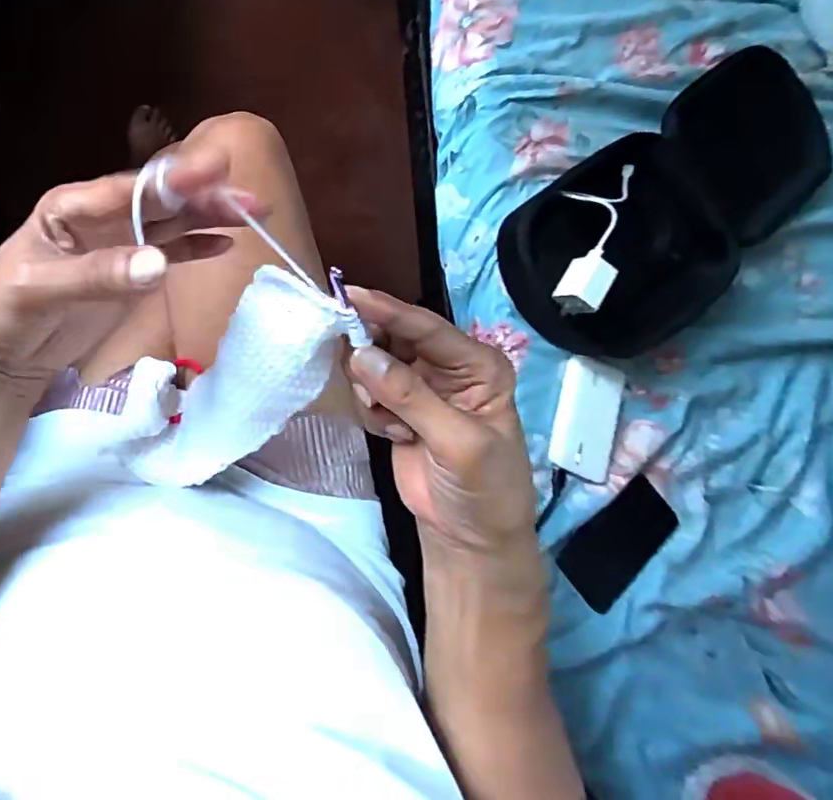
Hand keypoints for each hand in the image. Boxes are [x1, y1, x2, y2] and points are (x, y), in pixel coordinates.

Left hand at [0, 151, 265, 407]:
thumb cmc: (2, 313)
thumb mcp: (38, 290)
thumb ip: (96, 275)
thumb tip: (157, 263)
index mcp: (69, 208)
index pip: (126, 189)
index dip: (170, 181)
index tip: (214, 170)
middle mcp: (98, 218)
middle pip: (157, 202)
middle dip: (201, 197)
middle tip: (249, 199)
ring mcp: (115, 246)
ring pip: (168, 224)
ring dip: (206, 218)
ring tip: (250, 213)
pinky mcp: (127, 276)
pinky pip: (167, 254)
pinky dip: (193, 248)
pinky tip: (221, 244)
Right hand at [344, 288, 537, 561]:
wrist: (468, 537)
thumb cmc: (484, 489)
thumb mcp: (458, 443)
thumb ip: (411, 396)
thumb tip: (361, 354)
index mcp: (477, 364)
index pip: (426, 327)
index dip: (387, 310)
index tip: (348, 295)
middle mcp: (445, 366)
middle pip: (393, 336)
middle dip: (371, 349)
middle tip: (350, 360)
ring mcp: (418, 386)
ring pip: (372, 360)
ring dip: (371, 389)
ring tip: (392, 422)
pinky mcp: (395, 405)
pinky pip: (365, 388)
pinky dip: (370, 409)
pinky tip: (394, 434)